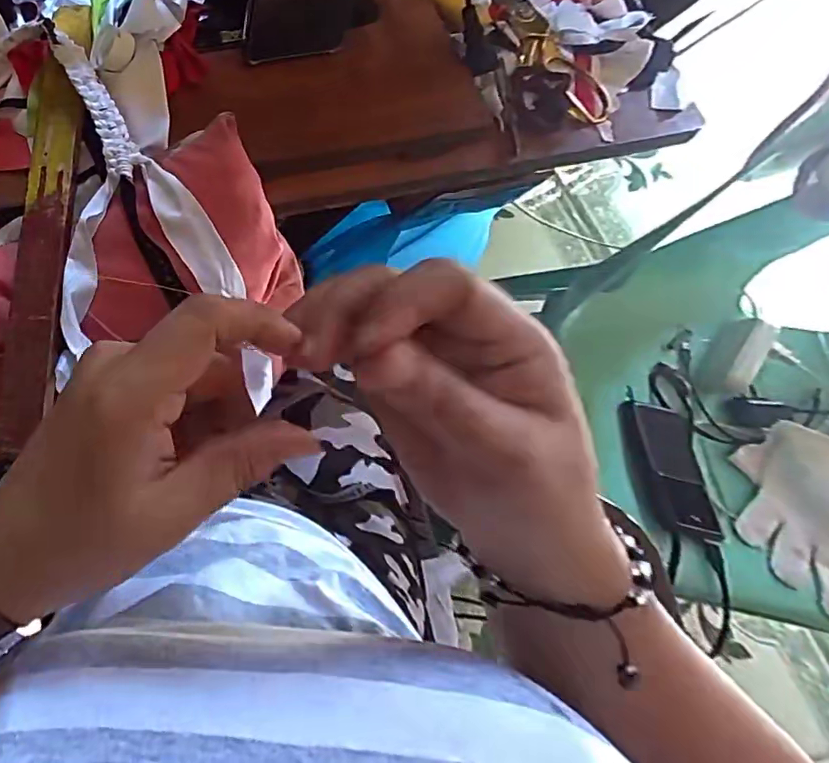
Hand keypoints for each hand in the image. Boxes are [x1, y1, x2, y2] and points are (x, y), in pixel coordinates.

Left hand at [0, 296, 321, 622]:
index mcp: (130, 387)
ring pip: (186, 369)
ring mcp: (102, 366)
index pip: (203, 319)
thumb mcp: (173, 510)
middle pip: (202, 354)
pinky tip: (174, 458)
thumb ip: (239, 461)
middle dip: (237, 399)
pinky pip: (161, 378)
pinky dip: (184, 411)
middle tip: (240, 461)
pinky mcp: (99, 379)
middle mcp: (114, 359)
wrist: (7, 550)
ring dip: (211, 411)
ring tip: (197, 470)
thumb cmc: (87, 541)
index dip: (258, 321)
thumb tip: (307, 433)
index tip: (300, 351)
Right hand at [286, 262, 627, 605]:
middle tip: (305, 352)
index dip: (398, 302)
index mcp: (507, 333)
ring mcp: (419, 345)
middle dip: (344, 307)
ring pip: (360, 303)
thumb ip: (441, 399)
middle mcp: (457, 326)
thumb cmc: (537, 498)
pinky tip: (295, 358)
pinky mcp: (386, 370)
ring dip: (321, 318)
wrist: (529, 544)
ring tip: (290, 354)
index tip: (362, 350)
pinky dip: (317, 341)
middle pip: (391, 284)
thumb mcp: (503, 453)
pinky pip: (346, 339)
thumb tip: (371, 356)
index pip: (447, 284)